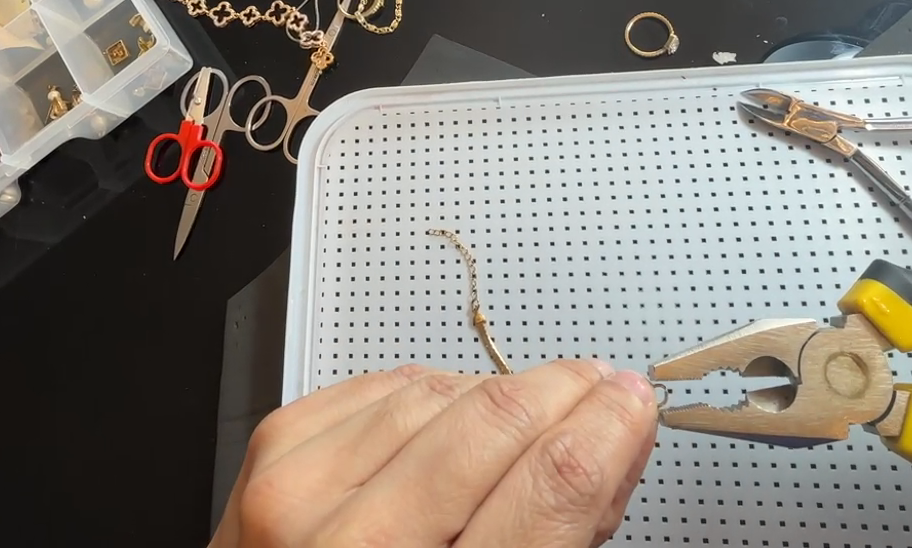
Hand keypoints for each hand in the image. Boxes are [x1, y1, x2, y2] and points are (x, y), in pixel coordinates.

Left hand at [211, 361, 658, 546]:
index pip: (548, 493)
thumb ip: (564, 533)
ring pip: (442, 391)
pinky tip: (454, 411)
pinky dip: (435, 389)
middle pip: (494, 423)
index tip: (631, 402)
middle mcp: (352, 547)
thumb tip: (616, 439)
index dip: (606, 432)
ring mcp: (303, 488)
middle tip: (599, 383)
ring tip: (525, 411)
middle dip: (564, 390)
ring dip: (500, 392)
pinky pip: (390, 381)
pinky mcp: (280, 444)